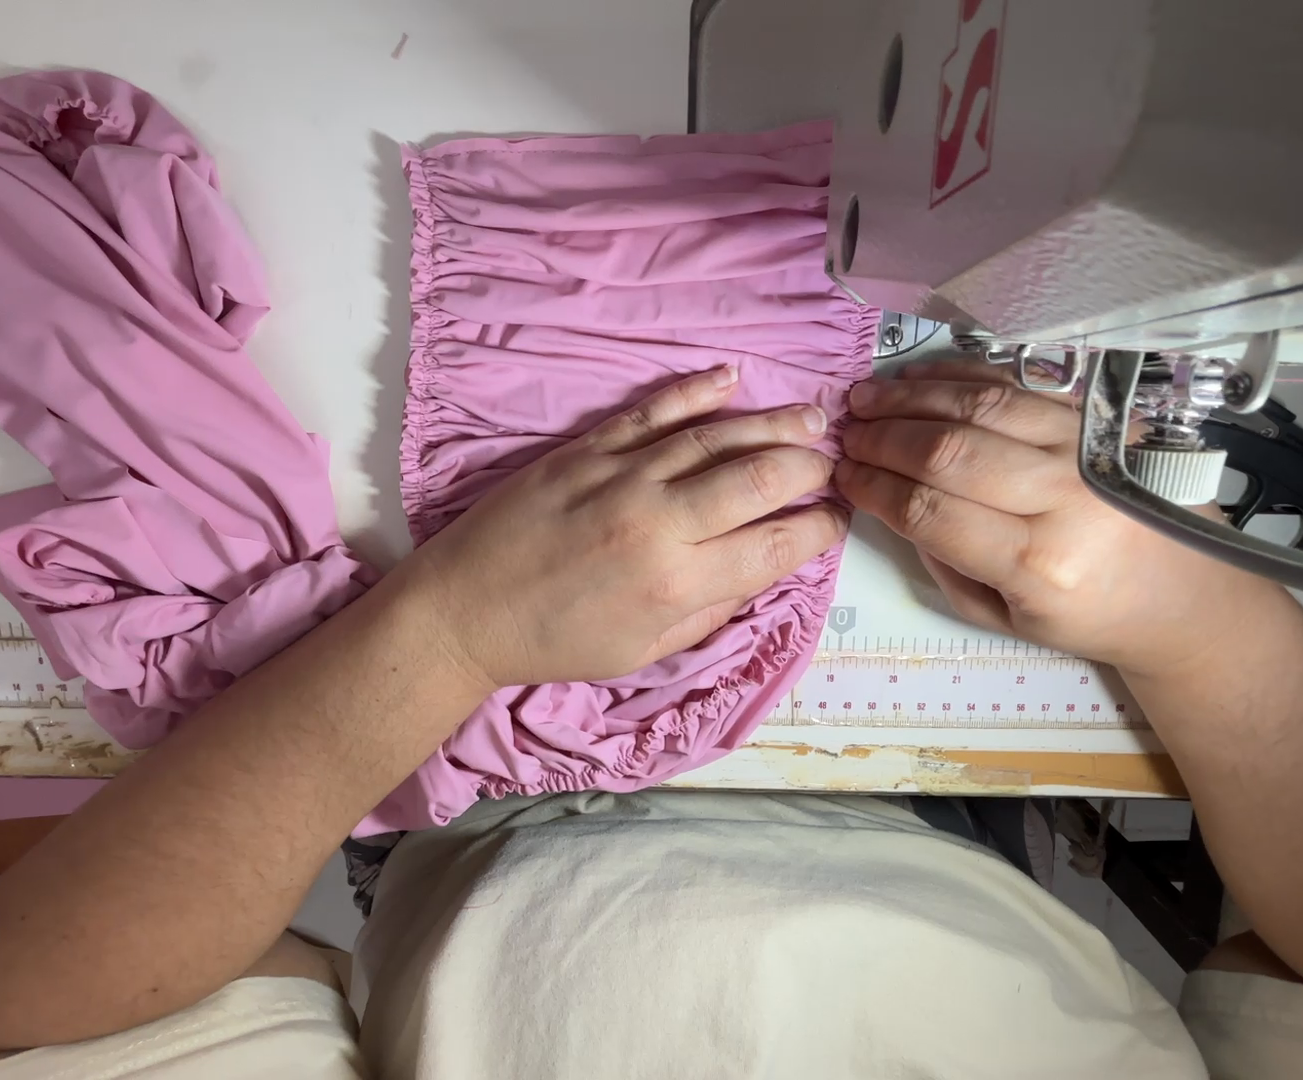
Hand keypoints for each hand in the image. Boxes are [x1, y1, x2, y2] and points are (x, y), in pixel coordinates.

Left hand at [393, 367, 847, 690]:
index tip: (836, 520)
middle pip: (758, 479)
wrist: (467, 610)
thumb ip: (711, 609)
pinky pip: (652, 411)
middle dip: (808, 467)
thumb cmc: (557, 642)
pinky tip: (732, 379)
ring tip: (811, 416)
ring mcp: (620, 476)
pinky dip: (695, 392)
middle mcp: (658, 522)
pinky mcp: (586, 450)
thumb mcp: (644, 651)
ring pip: (715, 437)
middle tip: (833, 461)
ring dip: (771, 423)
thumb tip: (763, 568)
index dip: (817, 531)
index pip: (774, 546)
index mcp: (677, 584)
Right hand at [835, 361, 1284, 677]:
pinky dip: (959, 374)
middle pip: (948, 451)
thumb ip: (941, 559)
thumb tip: (892, 499)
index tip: (841, 475)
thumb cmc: (1086, 616)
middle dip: (882, 438)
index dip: (873, 486)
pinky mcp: (1099, 420)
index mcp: (1036, 563)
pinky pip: (1018, 384)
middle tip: (845, 433)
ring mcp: (1085, 449)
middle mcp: (1064, 498)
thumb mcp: (1001, 616)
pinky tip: (918, 377)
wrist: (1190, 596)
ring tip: (867, 397)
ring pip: (979, 406)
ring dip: (911, 397)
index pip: (927, 511)